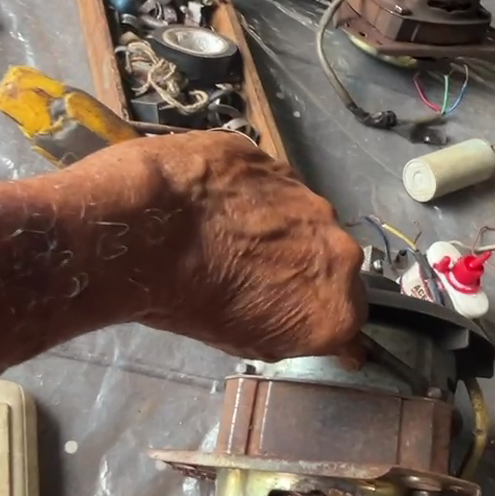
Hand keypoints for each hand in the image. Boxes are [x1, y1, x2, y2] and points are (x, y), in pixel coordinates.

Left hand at [71, 131, 364, 360]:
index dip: (317, 312)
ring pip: (298, 213)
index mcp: (335, 303)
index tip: (295, 313)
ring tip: (224, 231)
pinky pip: (262, 179)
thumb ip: (288, 329)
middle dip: (300, 264)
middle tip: (252, 270)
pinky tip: (208, 200)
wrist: (146, 230)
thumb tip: (303, 327)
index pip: (348, 316)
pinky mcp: (267, 156)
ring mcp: (303, 192)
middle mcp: (335, 245)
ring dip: (273, 223)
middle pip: (328, 257)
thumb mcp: (241, 339)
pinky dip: (243, 190)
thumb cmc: (188, 299)